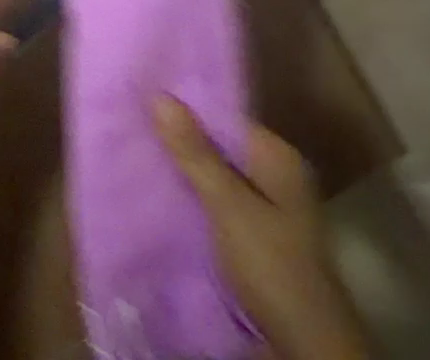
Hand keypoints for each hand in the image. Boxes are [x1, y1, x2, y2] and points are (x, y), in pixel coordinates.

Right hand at [154, 99, 370, 359]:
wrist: (303, 343)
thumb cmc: (271, 264)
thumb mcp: (229, 205)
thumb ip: (195, 153)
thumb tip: (160, 95)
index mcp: (277, 158)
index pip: (224, 116)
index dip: (183, 106)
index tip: (139, 95)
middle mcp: (272, 175)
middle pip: (216, 145)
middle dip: (176, 138)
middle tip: (126, 123)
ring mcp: (262, 207)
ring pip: (211, 174)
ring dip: (178, 169)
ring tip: (130, 151)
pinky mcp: (248, 234)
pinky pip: (211, 202)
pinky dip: (186, 196)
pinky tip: (154, 191)